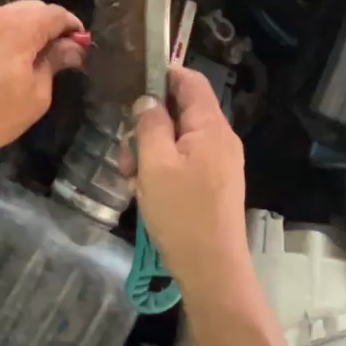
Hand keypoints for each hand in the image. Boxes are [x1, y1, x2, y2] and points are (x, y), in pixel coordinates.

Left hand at [0, 0, 86, 165]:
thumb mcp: (36, 95)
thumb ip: (55, 62)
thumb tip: (74, 47)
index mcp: (18, 28)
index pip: (55, 14)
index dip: (72, 26)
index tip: (79, 44)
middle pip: (32, 9)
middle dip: (48, 25)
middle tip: (57, 52)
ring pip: (9, 13)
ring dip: (24, 27)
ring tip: (27, 56)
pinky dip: (1, 31)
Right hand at [130, 67, 248, 294]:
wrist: (212, 271)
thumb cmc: (182, 213)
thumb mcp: (155, 163)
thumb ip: (150, 124)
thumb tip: (147, 101)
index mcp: (211, 126)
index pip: (190, 80)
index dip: (162, 75)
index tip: (132, 87)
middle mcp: (220, 139)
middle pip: (180, 111)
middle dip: (147, 126)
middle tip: (126, 153)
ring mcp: (219, 163)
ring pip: (177, 139)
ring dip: (150, 152)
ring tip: (132, 179)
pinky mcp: (213, 184)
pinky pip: (184, 162)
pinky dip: (162, 170)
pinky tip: (146, 193)